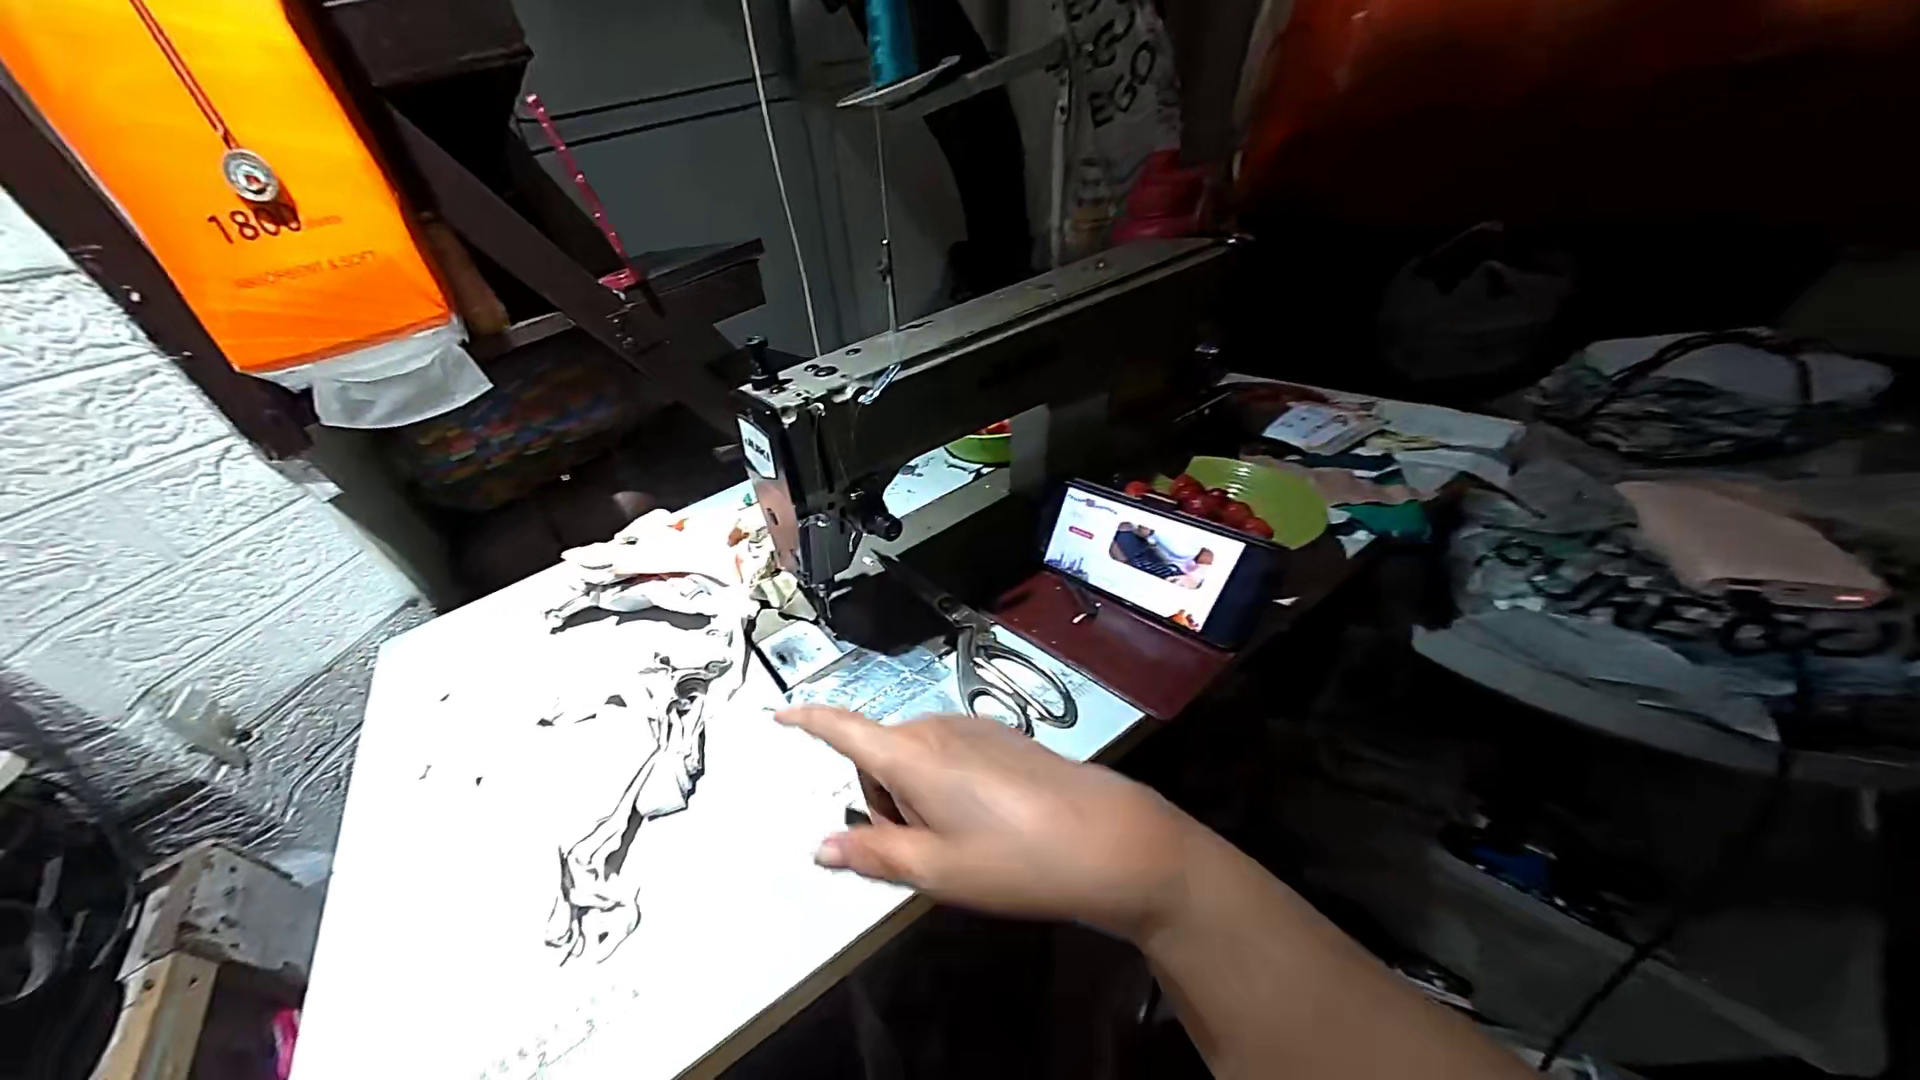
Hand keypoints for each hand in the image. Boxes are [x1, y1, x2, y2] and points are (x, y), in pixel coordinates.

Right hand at [775, 706, 1209, 939]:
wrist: (1105, 837)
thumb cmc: (1013, 857)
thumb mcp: (935, 869)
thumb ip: (872, 853)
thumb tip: (822, 847)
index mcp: (911, 754)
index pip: (844, 728)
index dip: (808, 719)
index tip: (780, 712)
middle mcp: (936, 727)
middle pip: (879, 753)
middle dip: (880, 795)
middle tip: (918, 846)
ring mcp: (971, 727)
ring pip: (914, 755)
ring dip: (913, 793)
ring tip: (957, 840)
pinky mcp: (998, 735)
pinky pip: (946, 753)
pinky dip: (941, 783)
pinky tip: (984, 819)